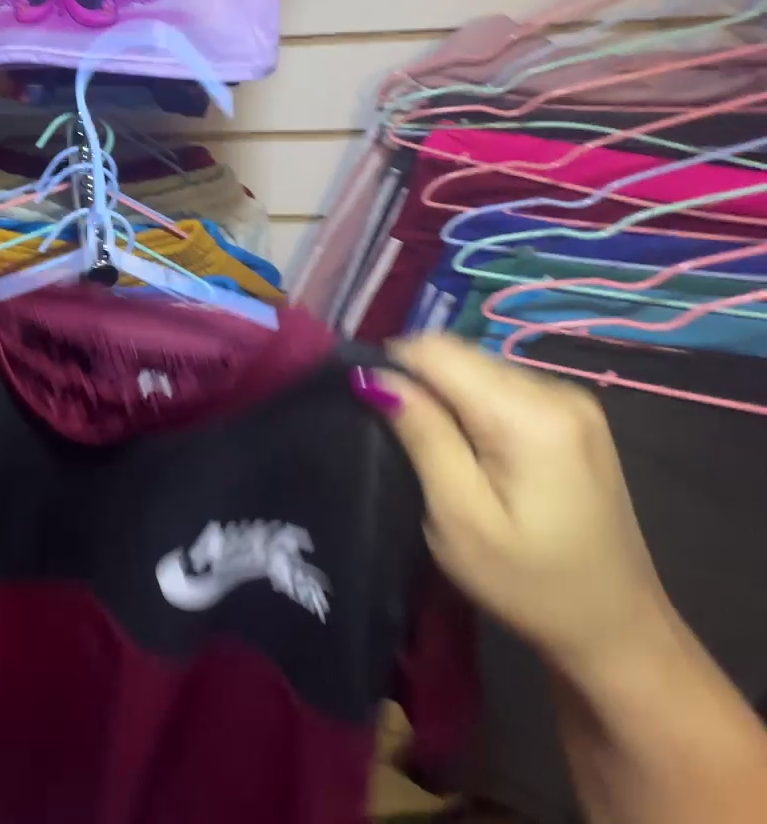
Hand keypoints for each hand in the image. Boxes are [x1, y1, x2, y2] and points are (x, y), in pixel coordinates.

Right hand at [363, 335, 675, 678]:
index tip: (365, 410)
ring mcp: (571, 404)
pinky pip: (493, 387)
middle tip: (390, 436)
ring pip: (471, 368)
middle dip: (411, 383)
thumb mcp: (458, 513)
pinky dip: (462, 406)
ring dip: (435, 396)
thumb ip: (421, 435)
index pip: (435, 351)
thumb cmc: (525, 580)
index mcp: (531, 416)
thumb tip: (373, 377)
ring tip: (420, 445)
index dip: (388, 370)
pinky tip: (458, 448)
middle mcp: (558, 393)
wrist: (613, 627)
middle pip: (455, 355)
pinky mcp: (569, 419)